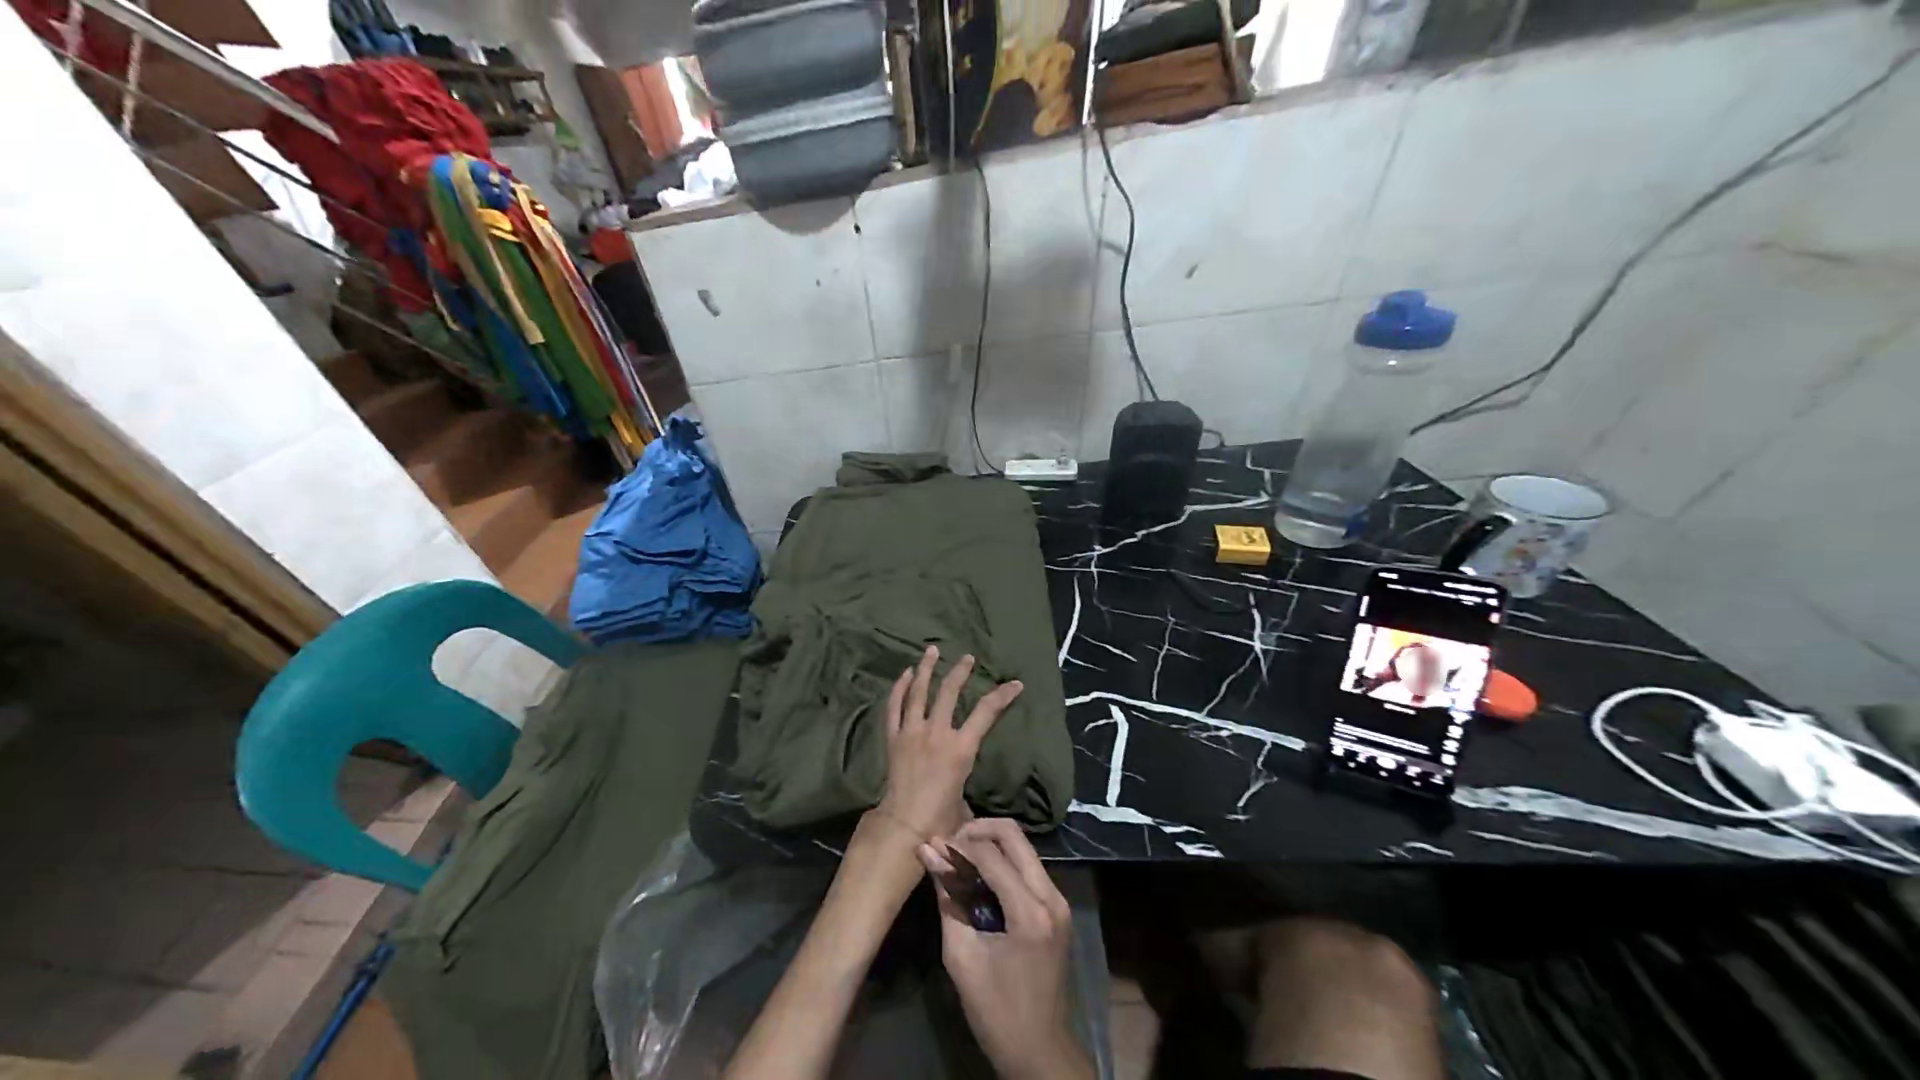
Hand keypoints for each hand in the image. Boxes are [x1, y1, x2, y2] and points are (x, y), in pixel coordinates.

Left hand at [876, 646, 1023, 838]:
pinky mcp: (893, 738)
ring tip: (931, 650)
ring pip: (919, 692)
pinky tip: (904, 675)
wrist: (903, 826)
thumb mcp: (966, 801)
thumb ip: (968, 783)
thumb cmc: (940, 819)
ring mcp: (912, 733)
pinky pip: (895, 707)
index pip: (987, 712)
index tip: (1016, 683)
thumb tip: (971, 785)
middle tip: (968, 658)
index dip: (1003, 695)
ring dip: (926, 669)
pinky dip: (899, 688)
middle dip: (961, 672)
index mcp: (961, 748)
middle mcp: (937, 733)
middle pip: (949, 692)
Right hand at [918, 819, 1091, 1079]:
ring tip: (957, 857)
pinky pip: (1028, 867)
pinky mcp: (1057, 907)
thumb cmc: (995, 1010)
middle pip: (1014, 836)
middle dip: (977, 830)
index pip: (991, 855)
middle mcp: (1051, 897)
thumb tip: (927, 852)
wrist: (1039, 1049)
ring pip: (1023, 847)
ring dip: (990, 843)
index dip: (957, 844)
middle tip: (947, 844)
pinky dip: (1002, 861)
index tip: (931, 847)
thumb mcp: (961, 956)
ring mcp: (1059, 900)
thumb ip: (947, 898)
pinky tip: (978, 874)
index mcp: (1030, 912)